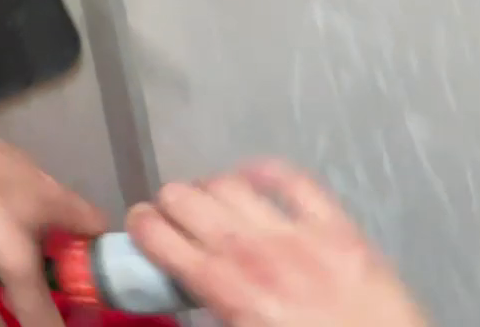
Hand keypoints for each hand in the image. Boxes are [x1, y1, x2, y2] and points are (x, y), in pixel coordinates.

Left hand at [0, 105, 105, 325]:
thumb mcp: (13, 260)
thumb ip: (37, 304)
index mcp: (55, 196)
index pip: (97, 227)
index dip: (97, 258)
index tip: (81, 286)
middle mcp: (31, 173)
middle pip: (50, 219)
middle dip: (39, 252)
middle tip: (23, 277)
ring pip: (6, 205)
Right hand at [128, 159, 427, 326]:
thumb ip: (208, 305)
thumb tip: (180, 283)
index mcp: (225, 288)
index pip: (153, 230)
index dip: (140, 225)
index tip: (144, 230)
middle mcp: (251, 253)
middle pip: (181, 195)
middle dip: (171, 206)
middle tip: (180, 222)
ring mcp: (297, 236)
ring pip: (224, 182)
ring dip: (211, 192)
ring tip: (218, 208)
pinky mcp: (339, 230)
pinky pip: (291, 178)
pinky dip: (266, 173)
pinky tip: (256, 183)